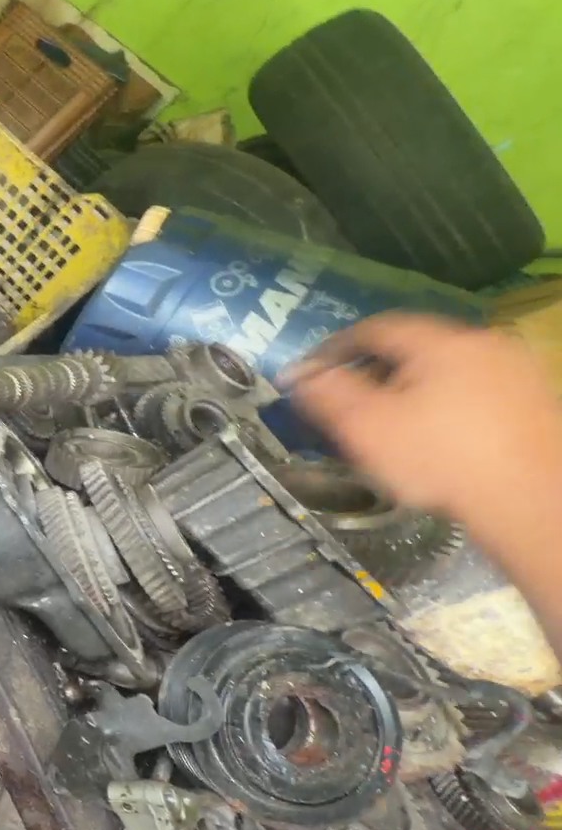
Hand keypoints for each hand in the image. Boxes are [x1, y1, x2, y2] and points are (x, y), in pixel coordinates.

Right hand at [286, 313, 561, 530]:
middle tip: (341, 400)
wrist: (530, 499)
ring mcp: (516, 371)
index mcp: (444, 344)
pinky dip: (437, 400)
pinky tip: (425, 431)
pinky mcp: (531, 398)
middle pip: (410, 348)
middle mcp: (486, 345)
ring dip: (403, 387)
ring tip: (380, 419)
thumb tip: (299, 373)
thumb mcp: (364, 425)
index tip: (308, 374)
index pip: (373, 330)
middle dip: (369, 371)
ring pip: (440, 368)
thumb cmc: (439, 456)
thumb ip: (324, 392)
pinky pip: (467, 386)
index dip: (332, 348)